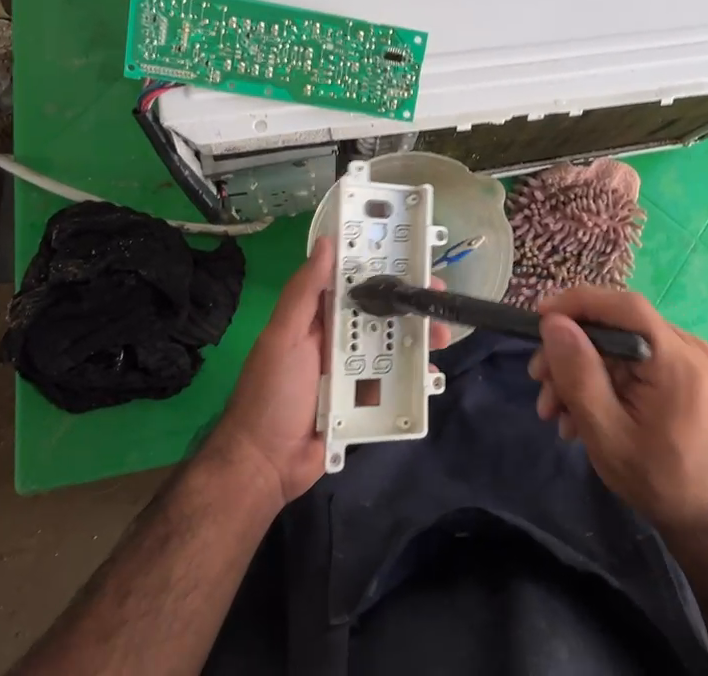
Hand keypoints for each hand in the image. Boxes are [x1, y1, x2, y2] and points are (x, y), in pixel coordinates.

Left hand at [208, 238, 451, 507]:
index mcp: (318, 320)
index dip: (383, 268)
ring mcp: (354, 373)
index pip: (355, 284)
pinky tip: (431, 375)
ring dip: (420, 340)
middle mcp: (338, 342)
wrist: (266, 465)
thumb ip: (304, 292)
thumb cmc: (271, 394)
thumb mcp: (283, 336)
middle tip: (438, 297)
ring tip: (441, 336)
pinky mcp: (366, 403)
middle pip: (383, 315)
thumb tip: (327, 243)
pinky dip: (416, 380)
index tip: (412, 257)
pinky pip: (397, 386)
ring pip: (395, 348)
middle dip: (412, 304)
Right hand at [528, 287, 707, 537]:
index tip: (539, 317)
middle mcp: (687, 346)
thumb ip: (580, 376)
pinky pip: (631, 361)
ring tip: (552, 411)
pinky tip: (578, 414)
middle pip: (617, 326)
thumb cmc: (657, 479)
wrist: (704, 513)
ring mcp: (686, 358)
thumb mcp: (607, 433)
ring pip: (619, 345)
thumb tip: (553, 324)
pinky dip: (602, 380)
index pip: (626, 306)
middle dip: (571, 351)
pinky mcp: (680, 372)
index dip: (579, 302)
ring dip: (581, 371)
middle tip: (538, 381)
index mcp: (677, 358)